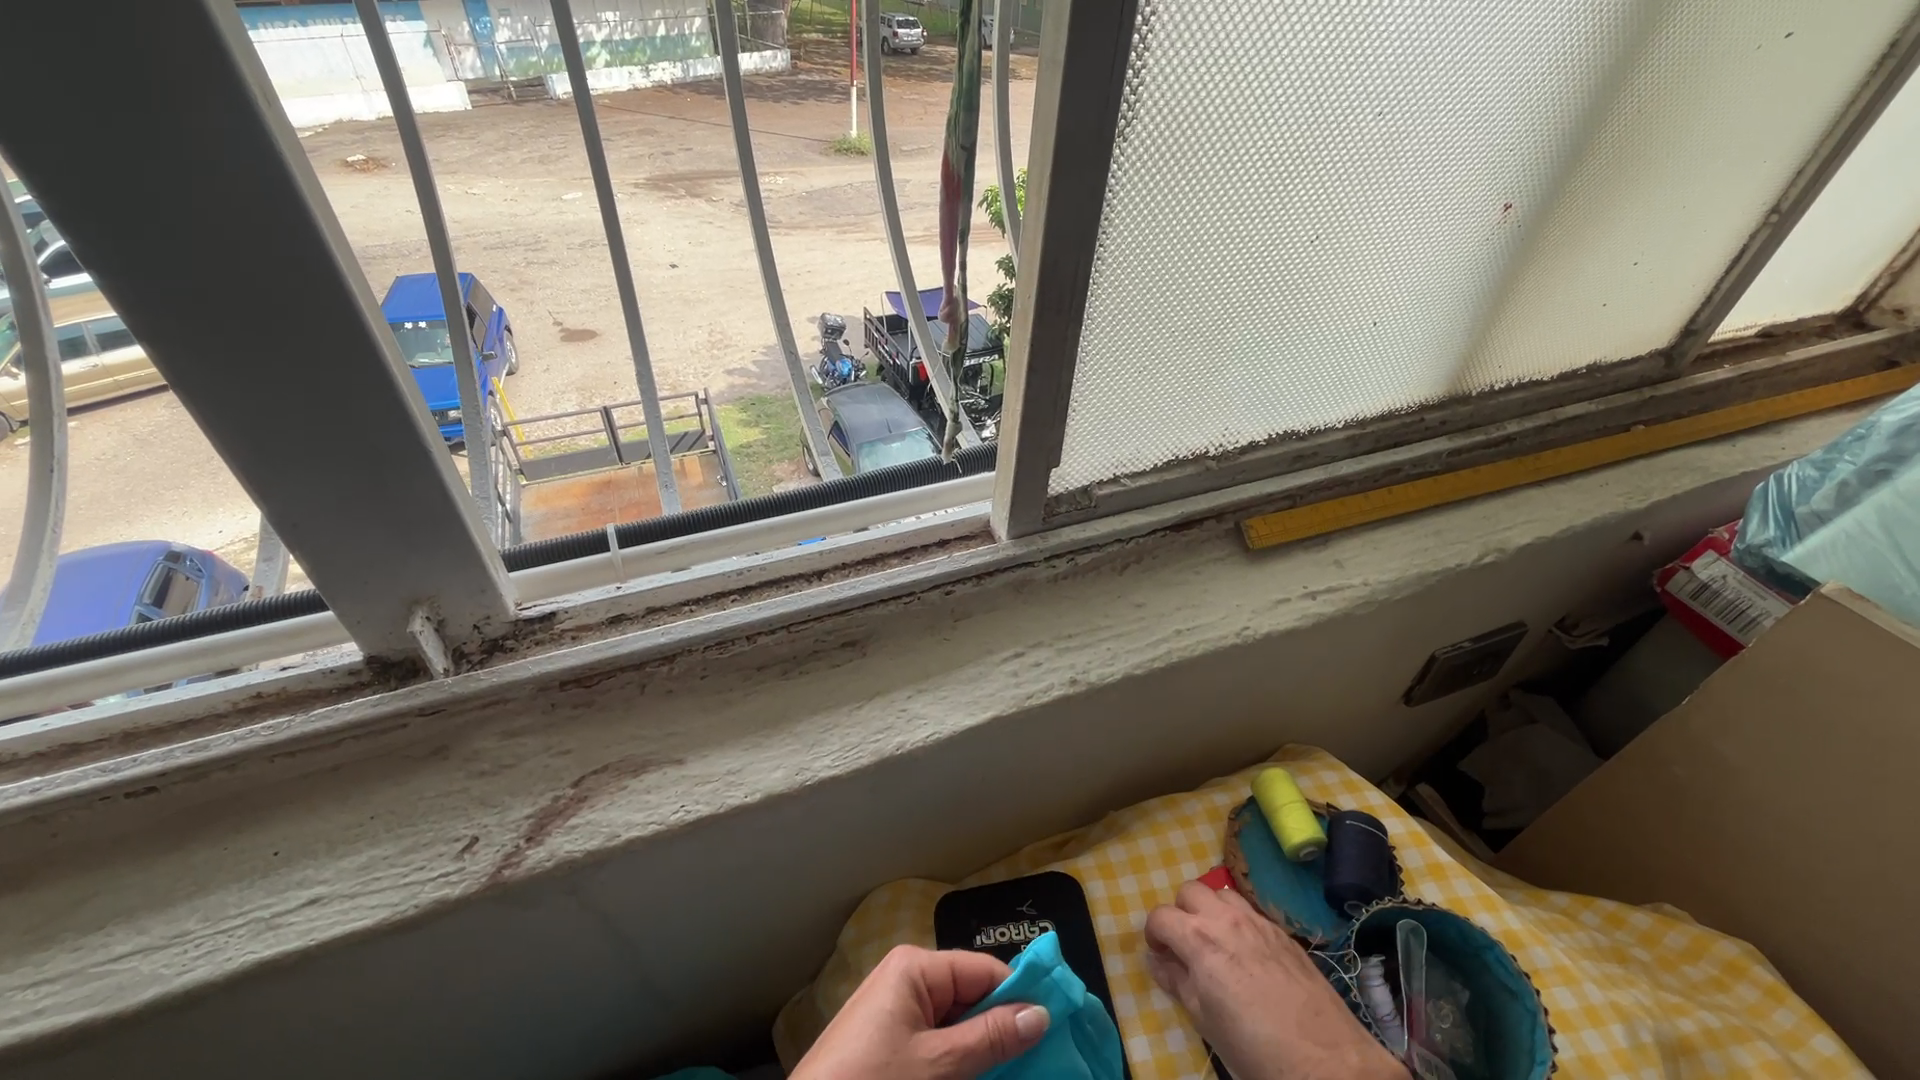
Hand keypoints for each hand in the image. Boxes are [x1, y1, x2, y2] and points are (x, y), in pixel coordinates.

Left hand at [791, 945, 1050, 1079]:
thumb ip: (989, 1038)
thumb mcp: (937, 1064)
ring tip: (1020, 1071)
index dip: (1020, 998)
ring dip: (985, 1051)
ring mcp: (897, 1014)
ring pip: (959, 1025)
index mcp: (915, 968)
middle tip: (1044, 1059)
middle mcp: (907, 981)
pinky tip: (982, 1077)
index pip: (984, 970)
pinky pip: (938, 1044)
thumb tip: (1041, 1013)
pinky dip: (961, 1062)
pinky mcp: (890, 1045)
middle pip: (973, 997)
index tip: (1057, 1028)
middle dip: (1004, 1028)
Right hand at [1145, 881, 1405, 1079]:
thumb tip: (1157, 960)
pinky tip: (1246, 954)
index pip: (1161, 915)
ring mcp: (1259, 922)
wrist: (1324, 1059)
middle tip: (1185, 945)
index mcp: (1199, 940)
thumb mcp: (1204, 1019)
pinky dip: (1238, 921)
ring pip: (1222, 893)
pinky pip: (1251, 911)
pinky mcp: (1284, 933)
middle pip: (1190, 891)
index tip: (1160, 955)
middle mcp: (1227, 920)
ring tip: (1215, 943)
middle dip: (1180, 913)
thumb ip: (1176, 981)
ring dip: (1210, 910)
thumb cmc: (1253, 1045)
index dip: (1153, 934)